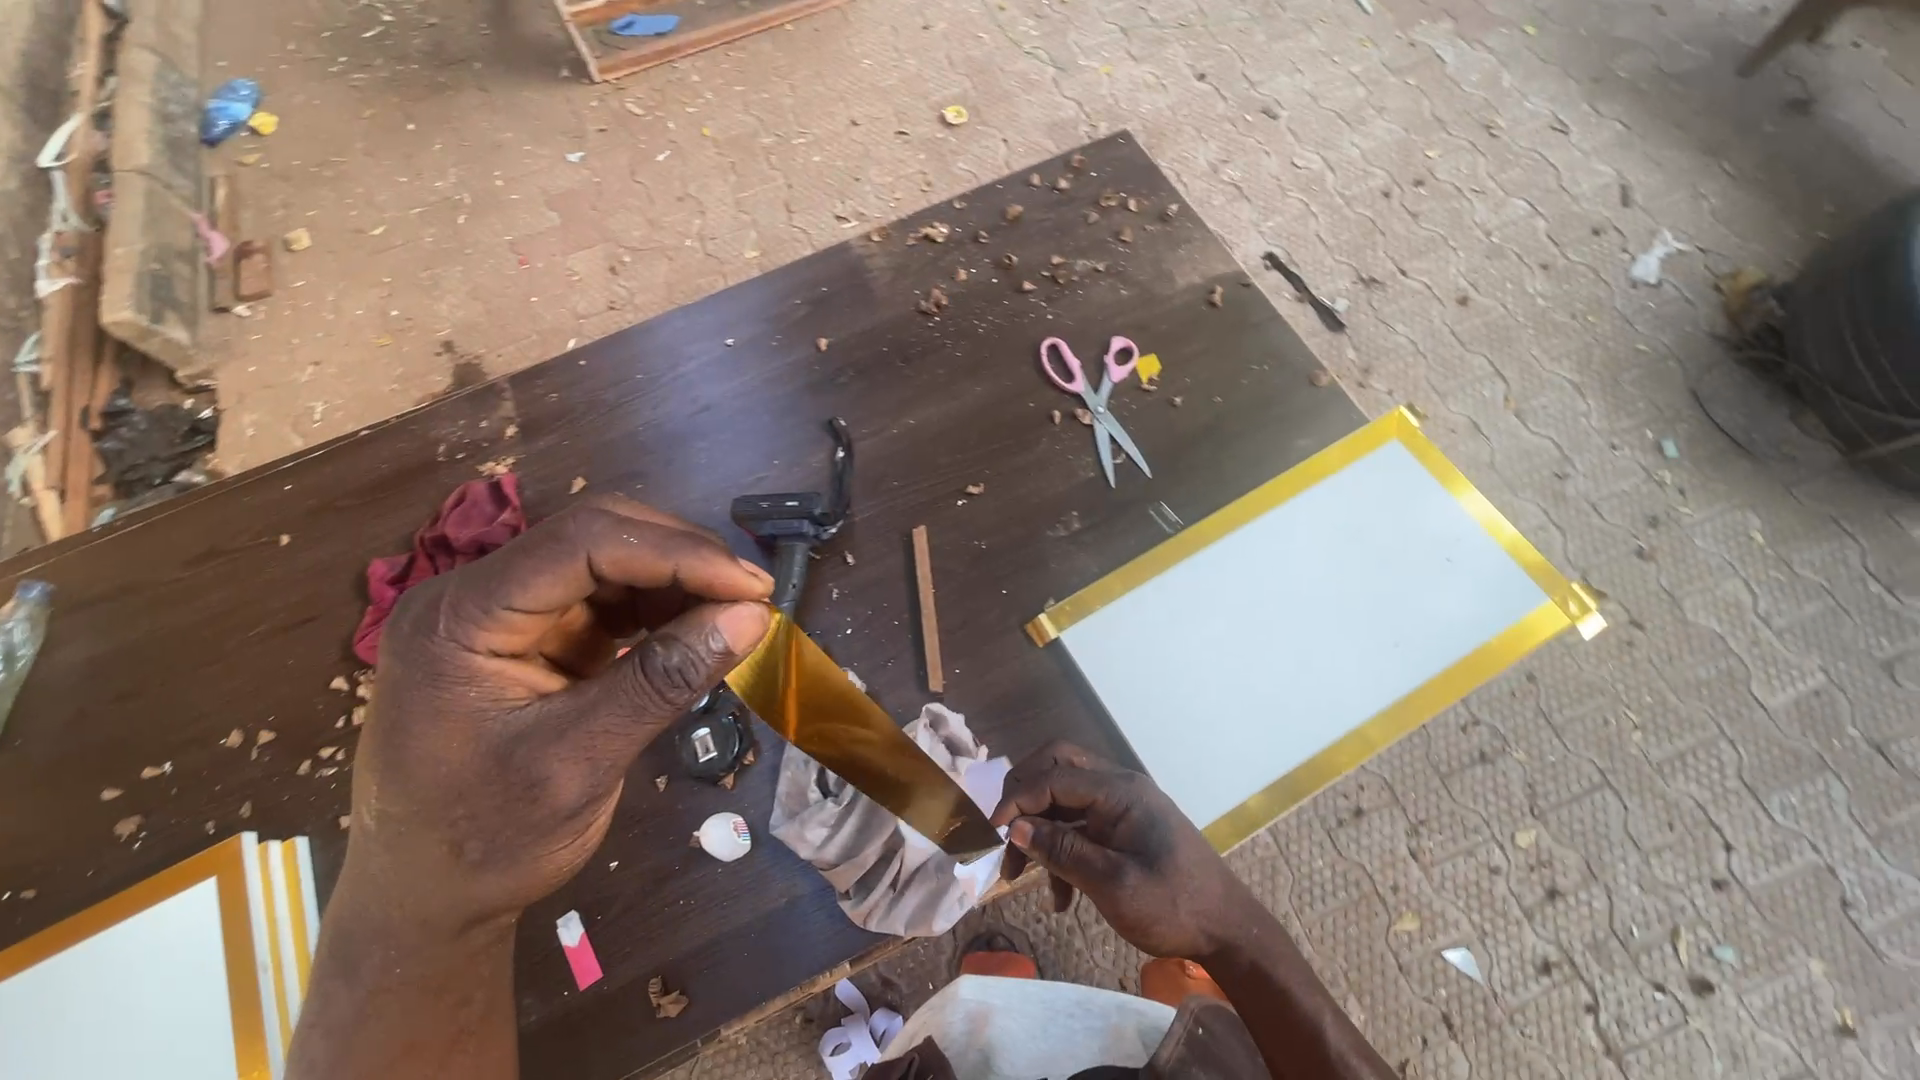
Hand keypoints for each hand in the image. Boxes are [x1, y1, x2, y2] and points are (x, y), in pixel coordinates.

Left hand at [343, 497, 773, 930]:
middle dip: (681, 558)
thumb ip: (663, 680)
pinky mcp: (535, 640)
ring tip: (737, 613)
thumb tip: (753, 616)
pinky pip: (608, 602)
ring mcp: (507, 616)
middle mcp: (479, 596)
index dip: (676, 553)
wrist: (426, 901)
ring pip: (608, 563)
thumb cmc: (486, 841)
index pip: (581, 543)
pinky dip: (660, 611)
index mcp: (463, 616)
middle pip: (595, 537)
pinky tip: (698, 630)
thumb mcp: (580, 762)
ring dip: (677, 582)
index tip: (751, 587)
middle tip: (753, 595)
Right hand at [991, 741, 1258, 960]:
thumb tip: (1014, 829)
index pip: (1053, 776)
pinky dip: (1060, 852)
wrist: (1228, 930)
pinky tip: (1059, 898)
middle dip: (1024, 798)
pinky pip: (1078, 826)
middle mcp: (1118, 788)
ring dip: (1038, 831)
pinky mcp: (1122, 830)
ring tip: (1020, 877)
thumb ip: (1062, 852)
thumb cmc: (1173, 906)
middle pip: (1057, 768)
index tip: (993, 835)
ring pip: (1063, 799)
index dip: (1017, 800)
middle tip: (1004, 834)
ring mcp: (1121, 808)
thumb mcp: (1113, 884)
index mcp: (1119, 791)